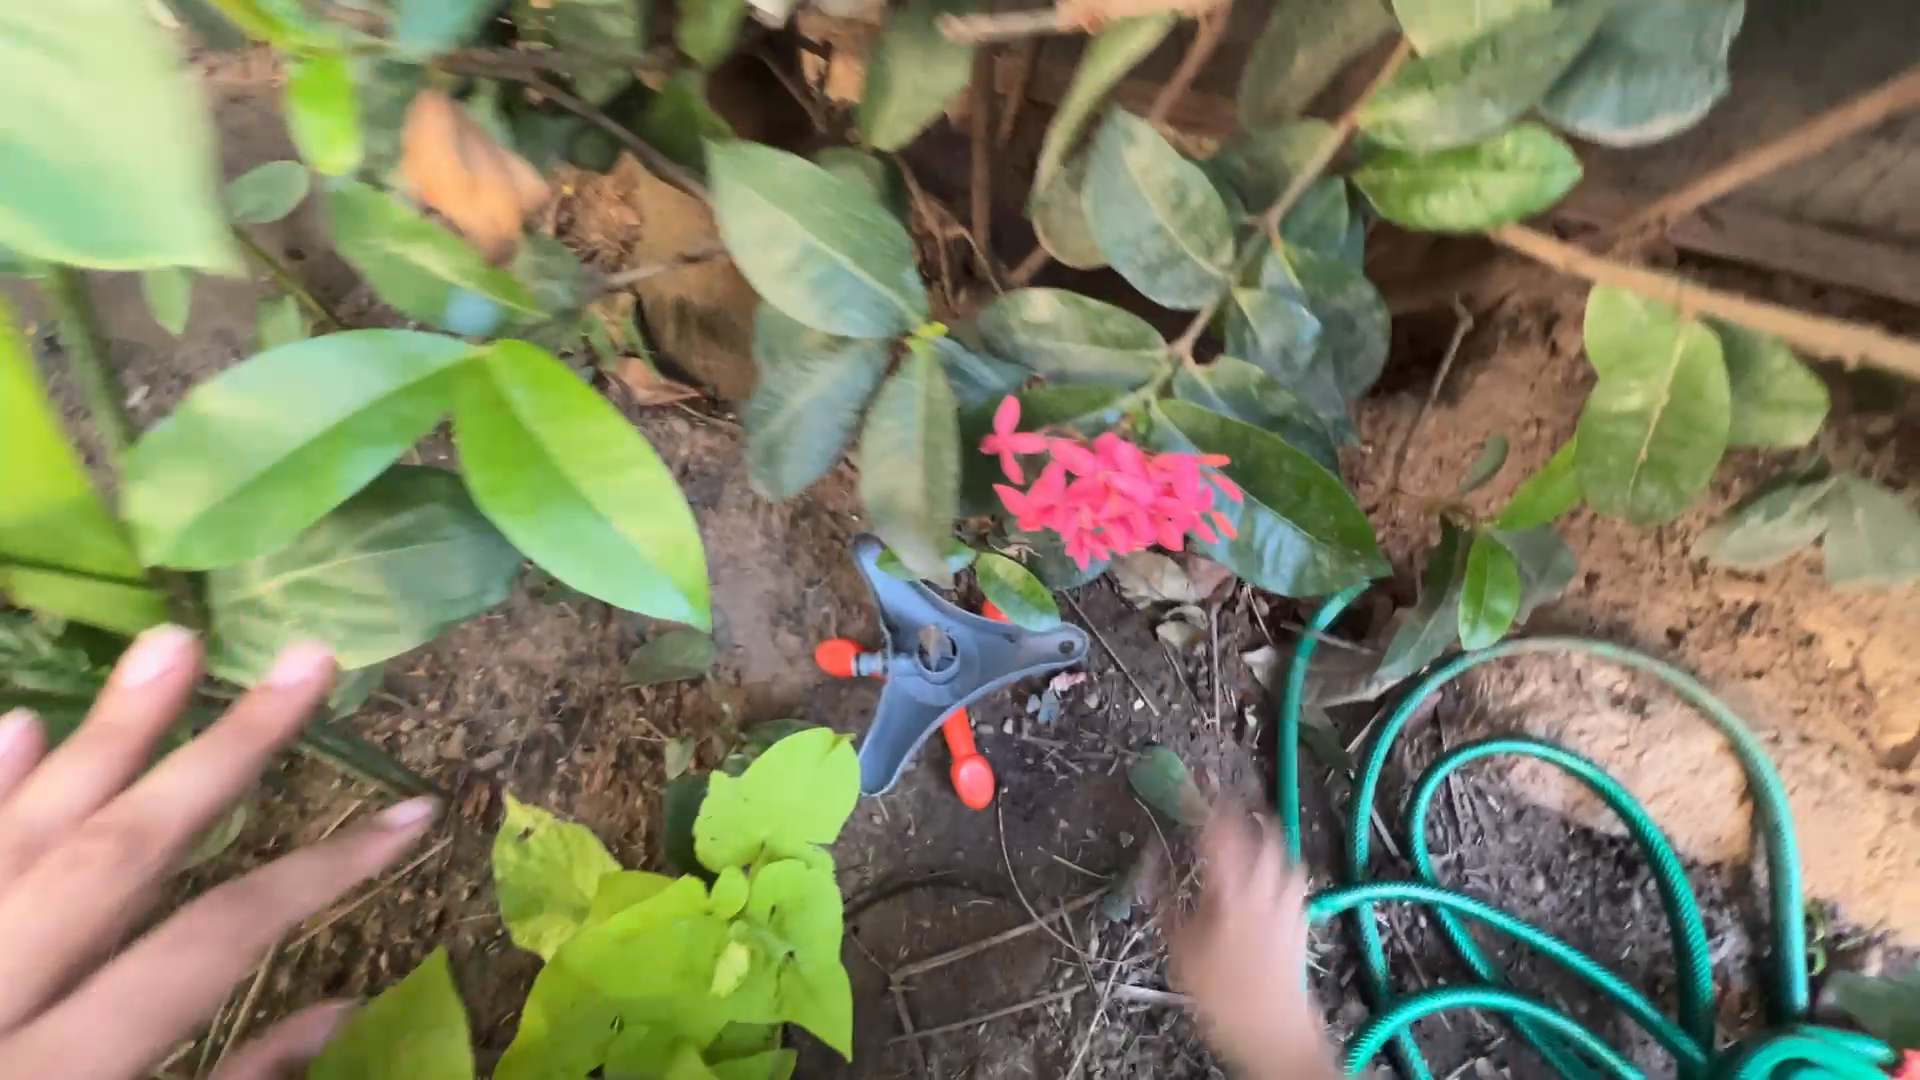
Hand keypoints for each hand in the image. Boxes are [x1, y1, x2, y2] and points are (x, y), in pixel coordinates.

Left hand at [0, 624, 437, 1079]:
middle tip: (306, 661)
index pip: (220, 940)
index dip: (329, 871)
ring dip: (102, 734)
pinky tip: (19, 721)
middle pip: (118, 854)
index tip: (414, 814)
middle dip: (225, 749)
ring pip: (10, 836)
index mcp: (49, 1078)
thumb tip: (342, 1008)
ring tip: (172, 644)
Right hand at [1171, 808, 1337, 1079]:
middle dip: (1244, 809)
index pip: (1220, 832)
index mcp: (1230, 891)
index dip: (1209, 803)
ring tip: (1254, 818)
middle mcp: (1264, 890)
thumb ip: (1165, 902)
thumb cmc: (1222, 995)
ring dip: (1268, 831)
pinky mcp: (1301, 922)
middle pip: (1261, 834)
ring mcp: (1288, 904)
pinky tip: (1274, 864)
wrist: (1276, 1036)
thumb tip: (1153, 864)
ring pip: (1284, 852)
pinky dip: (1282, 860)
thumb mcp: (1179, 949)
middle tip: (1227, 794)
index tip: (1198, 783)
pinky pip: (1295, 877)